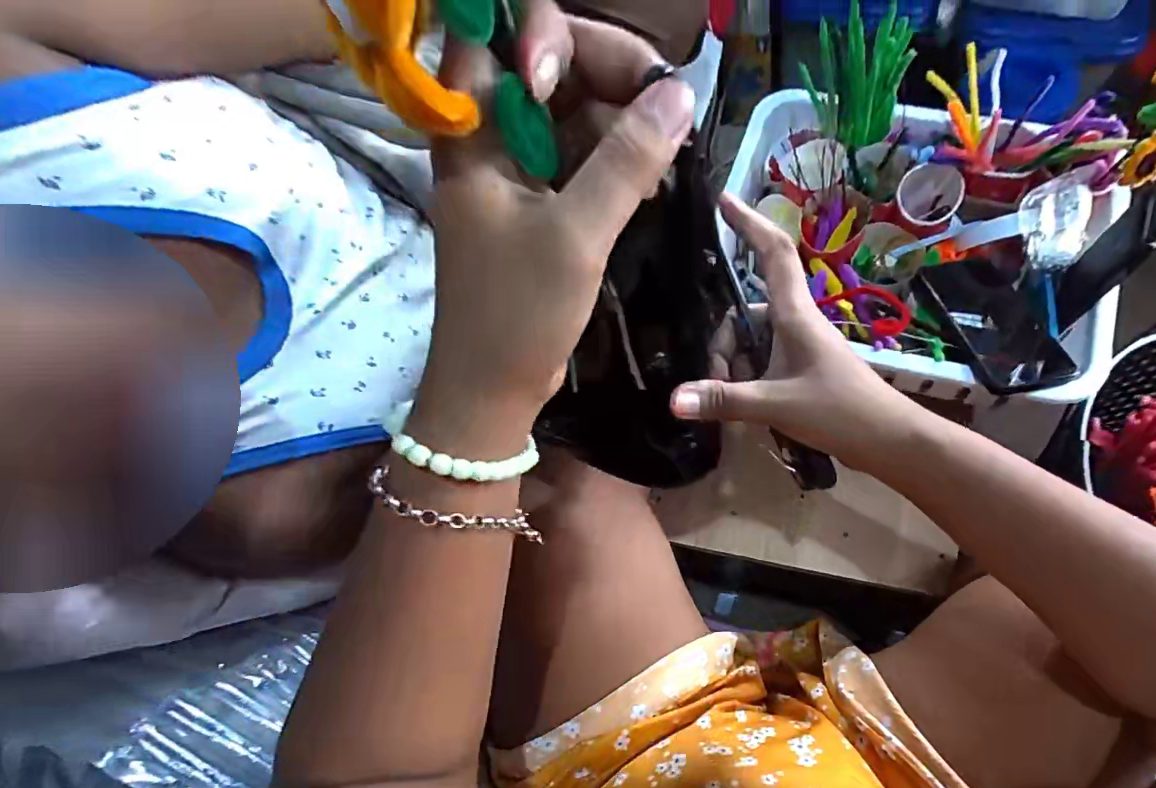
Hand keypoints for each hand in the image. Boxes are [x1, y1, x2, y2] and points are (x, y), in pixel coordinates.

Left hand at [409, 6, 695, 447]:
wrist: (494, 384)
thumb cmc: (520, 311)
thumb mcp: (576, 234)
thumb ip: (626, 162)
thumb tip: (681, 93)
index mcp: (474, 124)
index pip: (504, 28)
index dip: (557, 36)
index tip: (603, 84)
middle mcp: (493, 134)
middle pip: (551, 63)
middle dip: (611, 77)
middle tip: (665, 114)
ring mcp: (520, 170)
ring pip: (575, 114)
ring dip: (624, 126)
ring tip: (665, 160)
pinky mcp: (544, 205)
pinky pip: (584, 160)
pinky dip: (619, 164)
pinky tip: (652, 184)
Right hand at [669, 194, 921, 467]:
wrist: (887, 438)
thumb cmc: (839, 411)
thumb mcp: (776, 405)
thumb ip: (725, 400)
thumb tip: (674, 401)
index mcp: (794, 315)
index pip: (772, 254)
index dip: (749, 223)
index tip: (724, 200)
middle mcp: (797, 324)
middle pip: (746, 316)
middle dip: (724, 347)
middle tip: (718, 386)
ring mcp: (802, 349)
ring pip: (754, 346)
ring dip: (737, 372)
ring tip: (738, 410)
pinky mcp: (806, 372)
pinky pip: (767, 366)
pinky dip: (752, 384)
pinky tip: (749, 413)